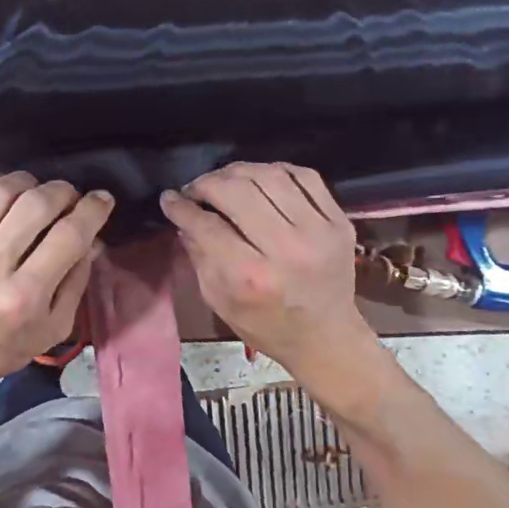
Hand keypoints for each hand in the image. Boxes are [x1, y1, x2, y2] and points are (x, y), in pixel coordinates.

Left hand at [0, 169, 111, 396]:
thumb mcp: (52, 329)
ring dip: (26, 181)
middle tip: (69, 197)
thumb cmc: (0, 348)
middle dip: (63, 191)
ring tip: (34, 191)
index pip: (69, 235)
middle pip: (35, 204)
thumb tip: (92, 239)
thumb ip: (76, 282)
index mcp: (25, 295)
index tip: (102, 200)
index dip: (93, 210)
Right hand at [160, 162, 374, 377]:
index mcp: (252, 277)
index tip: (170, 199)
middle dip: (206, 184)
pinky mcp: (338, 221)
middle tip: (195, 190)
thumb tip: (183, 217)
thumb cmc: (266, 325)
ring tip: (224, 181)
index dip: (181, 207)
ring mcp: (319, 231)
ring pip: (270, 176)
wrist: (326, 337)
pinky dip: (275, 170)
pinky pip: (305, 176)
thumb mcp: (219, 300)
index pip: (207, 225)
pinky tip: (259, 179)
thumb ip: (200, 256)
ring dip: (238, 171)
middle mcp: (287, 249)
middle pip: (237, 191)